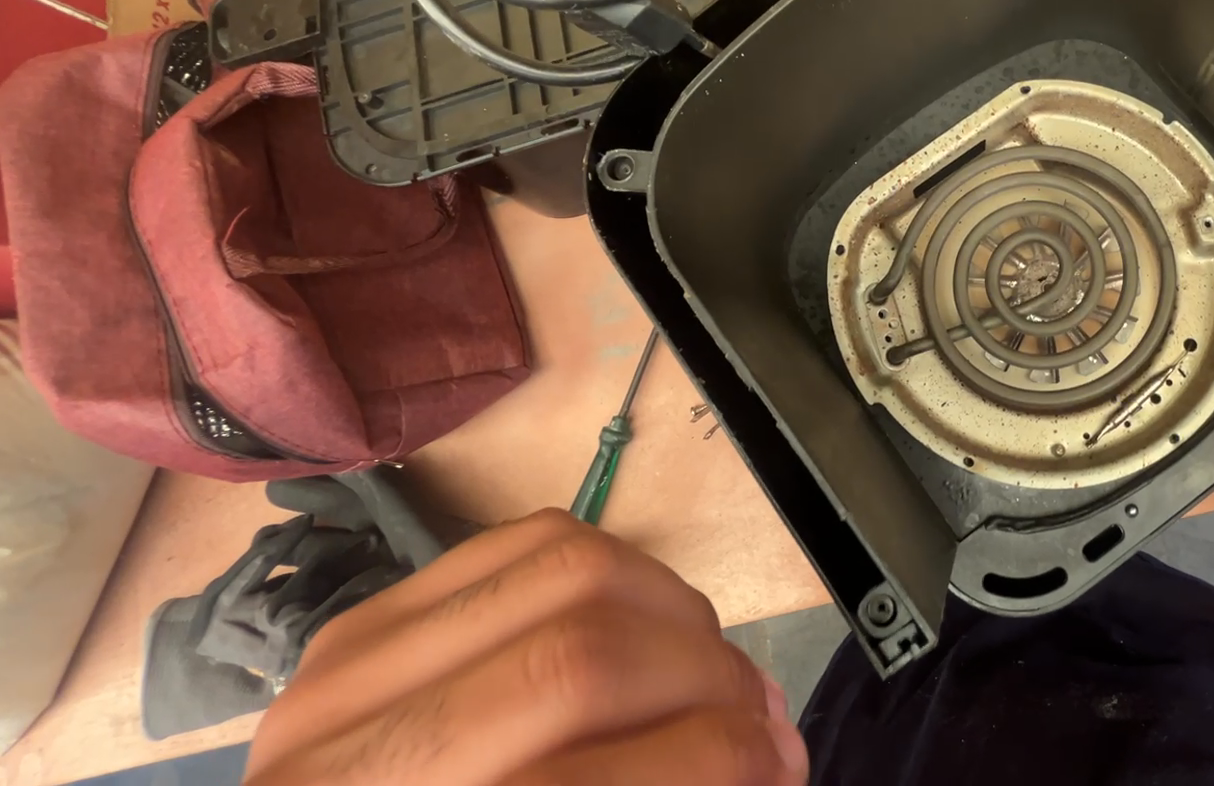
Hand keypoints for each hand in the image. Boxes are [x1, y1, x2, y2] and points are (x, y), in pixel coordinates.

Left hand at [245, 509, 806, 785]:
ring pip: (568, 570)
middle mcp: (344, 762)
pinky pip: (535, 538)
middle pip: (582, 657)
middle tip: (758, 709)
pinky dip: (621, 567)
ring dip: (675, 610)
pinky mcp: (372, 615)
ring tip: (707, 661)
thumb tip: (774, 748)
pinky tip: (644, 618)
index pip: (586, 779)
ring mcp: (346, 671)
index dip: (715, 757)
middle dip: (706, 675)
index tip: (783, 764)